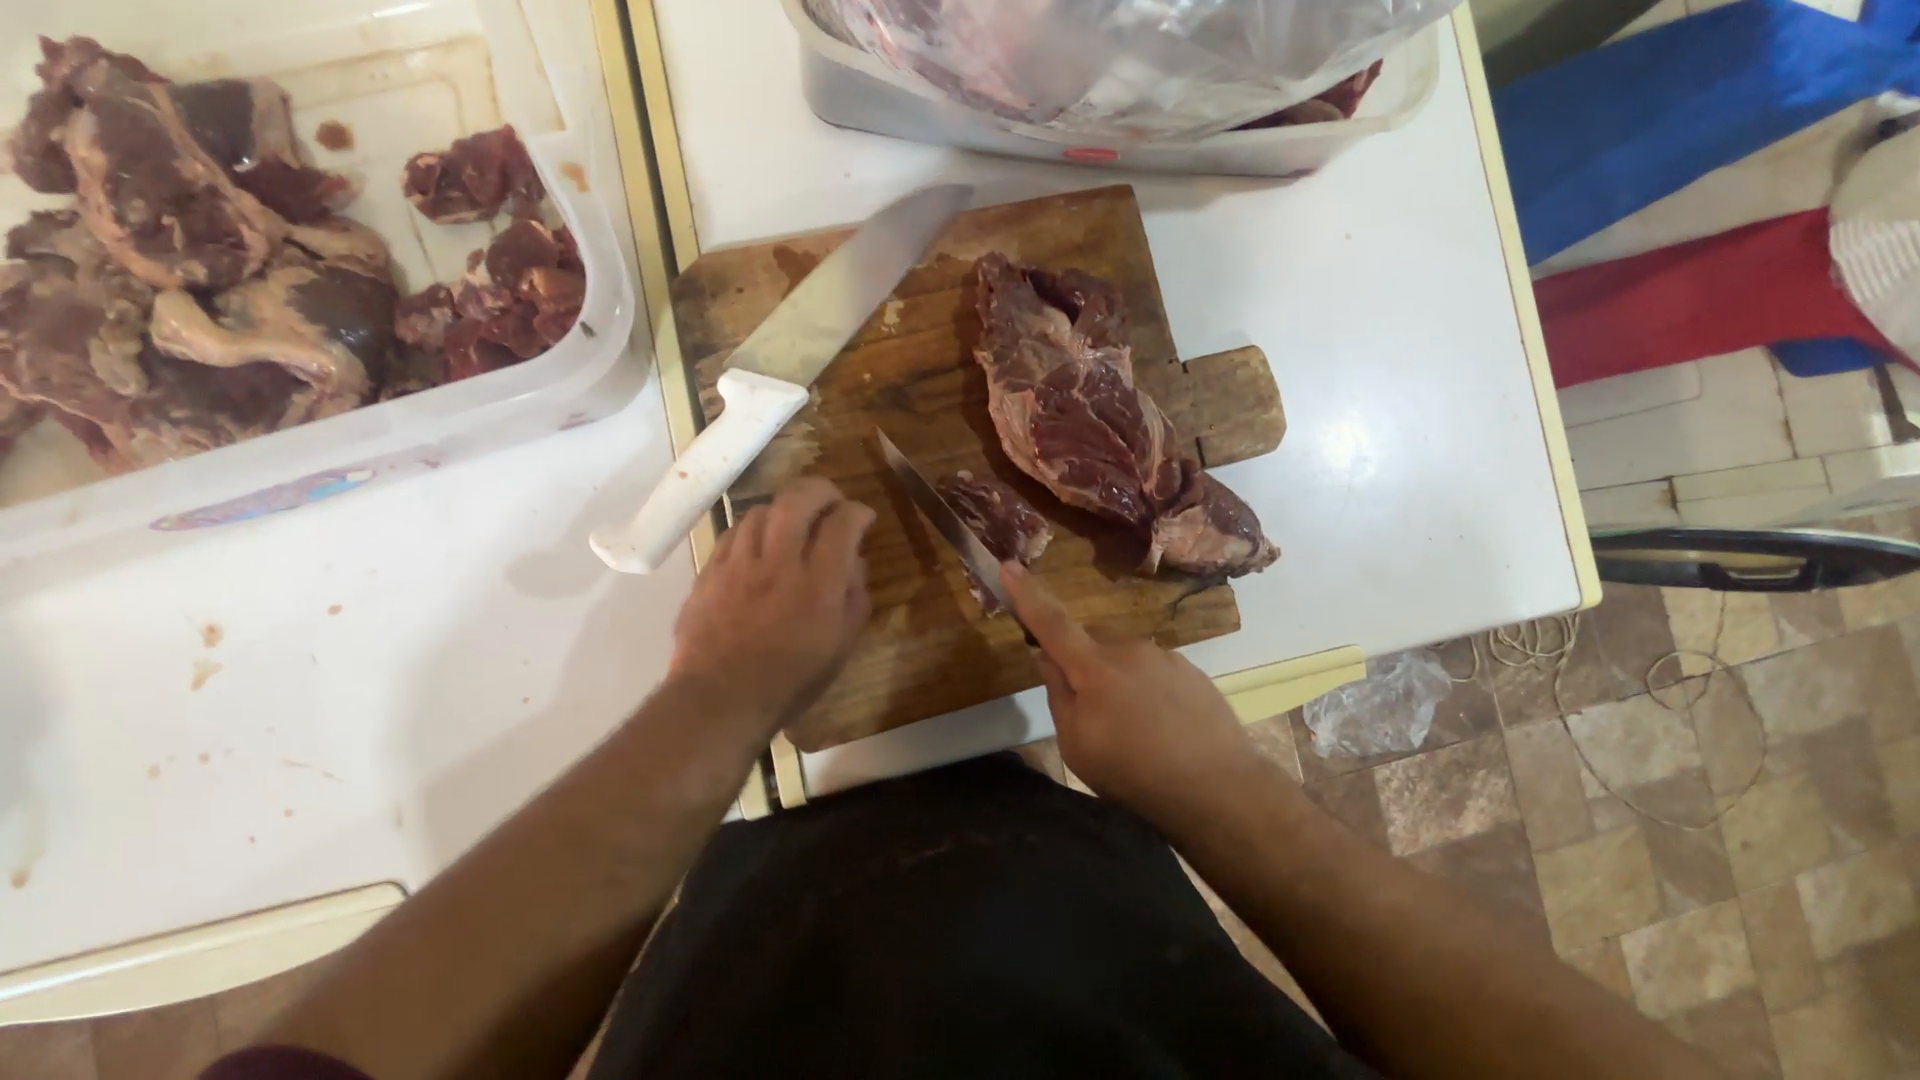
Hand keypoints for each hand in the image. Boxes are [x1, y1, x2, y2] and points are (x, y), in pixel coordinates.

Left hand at [669, 479, 876, 732]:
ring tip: (795, 522)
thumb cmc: (789, 681)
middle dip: (822, 490)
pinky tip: (761, 543)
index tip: (863, 517)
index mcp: (818, 586)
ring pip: (763, 509)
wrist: (719, 699)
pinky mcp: (710, 570)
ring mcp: (739, 564)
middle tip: (831, 501)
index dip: (858, 512)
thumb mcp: (840, 647)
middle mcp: (779, 564)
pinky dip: (755, 527)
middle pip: (799, 499)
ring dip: (786, 508)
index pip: (843, 523)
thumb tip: (854, 563)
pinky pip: (735, 531)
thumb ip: (854, 599)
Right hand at [1003, 562, 1259, 819]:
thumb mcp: (1076, 744)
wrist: (1218, 788)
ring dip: (1123, 690)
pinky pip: (1157, 676)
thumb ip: (1059, 695)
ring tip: (1139, 738)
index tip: (1009, 566)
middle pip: (1093, 653)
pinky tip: (1165, 733)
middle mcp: (1131, 650)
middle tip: (1099, 726)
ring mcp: (1167, 658)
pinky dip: (1151, 698)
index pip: (1052, 624)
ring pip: (1127, 665)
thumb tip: (1049, 657)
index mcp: (1095, 668)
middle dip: (1087, 676)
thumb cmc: (1134, 773)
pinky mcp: (1194, 673)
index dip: (1027, 595)